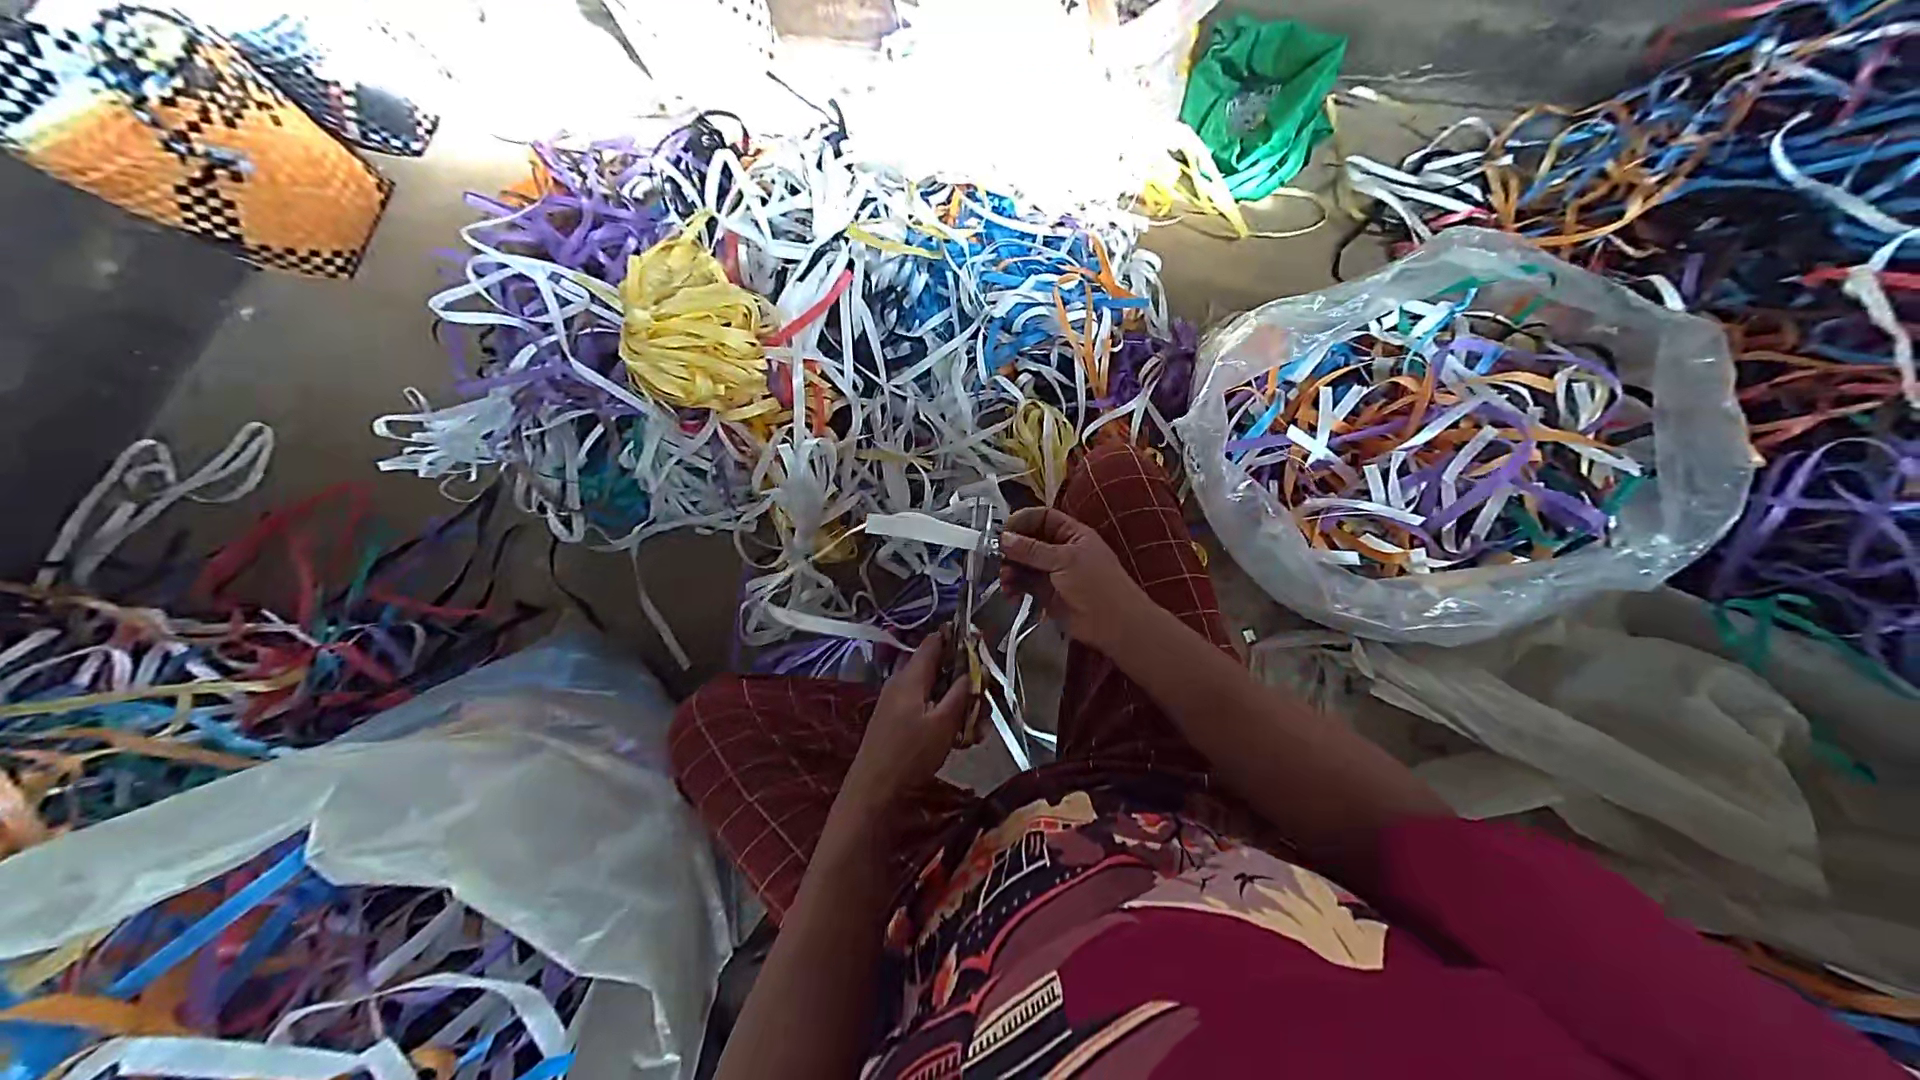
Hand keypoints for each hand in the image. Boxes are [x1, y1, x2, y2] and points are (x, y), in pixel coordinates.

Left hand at [839, 631, 969, 817]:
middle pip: (940, 669)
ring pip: (937, 692)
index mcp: (911, 676)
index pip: (934, 641)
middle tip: (985, 705)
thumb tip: (974, 668)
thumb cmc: (910, 754)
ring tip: (975, 732)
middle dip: (966, 683)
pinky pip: (927, 708)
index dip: (958, 638)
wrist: (874, 790)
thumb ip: (961, 693)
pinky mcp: (898, 720)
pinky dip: (945, 718)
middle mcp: (902, 682)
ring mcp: (898, 701)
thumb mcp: (944, 723)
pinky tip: (959, 741)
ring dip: (959, 706)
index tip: (982, 645)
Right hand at [998, 507, 1147, 647]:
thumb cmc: (1097, 584)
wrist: (1113, 624)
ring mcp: (1052, 572)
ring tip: (1006, 580)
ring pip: (1022, 564)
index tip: (1004, 530)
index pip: (1042, 518)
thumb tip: (1004, 538)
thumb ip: (1032, 550)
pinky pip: (1023, 584)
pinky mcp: (1045, 593)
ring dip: (1010, 570)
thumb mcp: (1065, 560)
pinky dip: (1014, 587)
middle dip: (1012, 549)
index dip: (1023, 521)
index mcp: (1071, 534)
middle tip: (999, 558)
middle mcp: (1060, 550)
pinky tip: (1011, 593)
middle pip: (1028, 541)